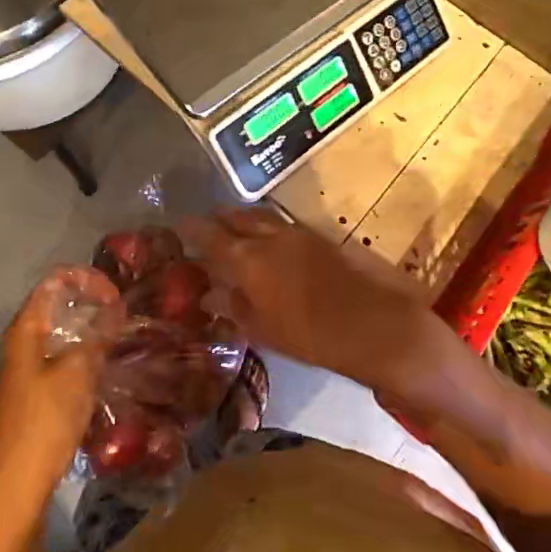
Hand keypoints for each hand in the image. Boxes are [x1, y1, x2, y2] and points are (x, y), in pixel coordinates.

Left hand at [0, 266, 116, 495]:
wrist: (15, 486)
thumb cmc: (44, 421)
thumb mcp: (78, 372)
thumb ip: (97, 335)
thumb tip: (115, 307)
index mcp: (26, 329)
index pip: (54, 281)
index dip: (86, 279)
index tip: (116, 295)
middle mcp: (22, 343)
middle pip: (58, 305)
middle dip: (92, 302)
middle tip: (125, 312)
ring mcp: (28, 369)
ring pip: (63, 334)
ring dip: (91, 330)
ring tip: (122, 335)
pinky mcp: (36, 393)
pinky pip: (64, 358)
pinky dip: (85, 354)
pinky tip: (106, 366)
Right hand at [182, 208, 437, 390]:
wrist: (372, 324)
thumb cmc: (310, 335)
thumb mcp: (263, 328)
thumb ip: (233, 306)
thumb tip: (209, 294)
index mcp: (249, 258)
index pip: (211, 235)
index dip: (192, 229)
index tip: (178, 227)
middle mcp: (270, 236)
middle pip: (237, 216)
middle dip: (219, 219)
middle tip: (206, 228)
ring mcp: (298, 232)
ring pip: (261, 216)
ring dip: (243, 220)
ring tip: (234, 232)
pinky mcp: (319, 237)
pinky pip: (282, 223)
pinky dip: (267, 228)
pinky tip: (268, 243)